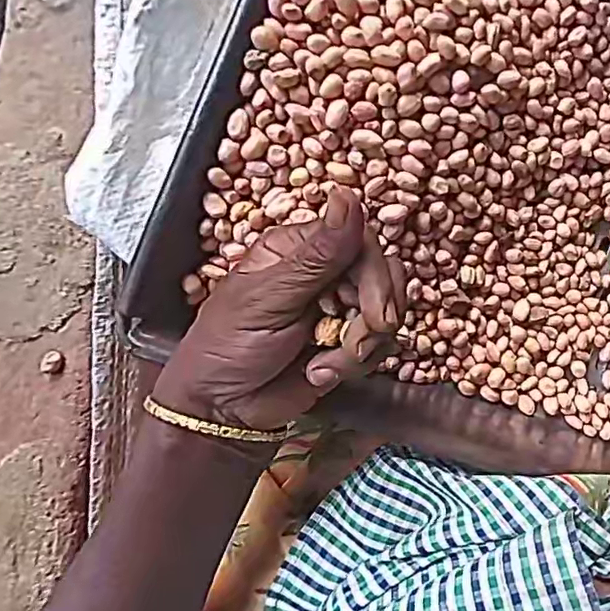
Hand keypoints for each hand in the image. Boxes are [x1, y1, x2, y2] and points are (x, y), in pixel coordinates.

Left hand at [153, 187, 404, 431]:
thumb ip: (316, 255)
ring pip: (388, 311)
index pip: (361, 243)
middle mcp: (325, 272)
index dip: (376, 276)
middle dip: (375, 315)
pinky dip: (356, 364)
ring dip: (363, 344)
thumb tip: (347, 197)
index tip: (376, 312)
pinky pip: (380, 344)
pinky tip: (321, 372)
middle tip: (355, 344)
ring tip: (325, 363)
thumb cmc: (226, 349)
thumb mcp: (267, 299)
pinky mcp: (348, 340)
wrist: (221, 413)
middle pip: (384, 275)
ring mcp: (339, 307)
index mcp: (299, 249)